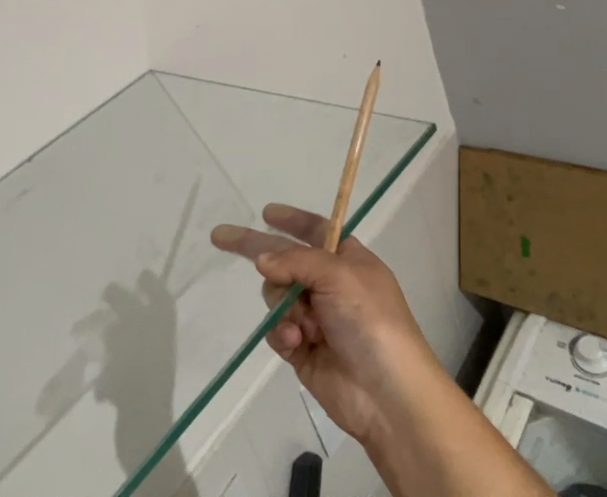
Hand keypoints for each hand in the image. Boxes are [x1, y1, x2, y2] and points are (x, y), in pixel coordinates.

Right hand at [209, 203, 446, 442]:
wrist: (386, 393)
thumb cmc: (371, 322)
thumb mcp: (339, 276)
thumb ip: (296, 261)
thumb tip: (261, 259)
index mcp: (349, 261)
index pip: (316, 231)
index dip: (292, 220)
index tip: (266, 212)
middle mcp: (331, 285)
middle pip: (286, 262)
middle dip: (263, 257)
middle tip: (220, 236)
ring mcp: (316, 318)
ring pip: (277, 296)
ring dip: (285, 307)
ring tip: (303, 327)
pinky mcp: (302, 348)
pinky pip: (277, 329)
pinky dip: (283, 333)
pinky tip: (296, 343)